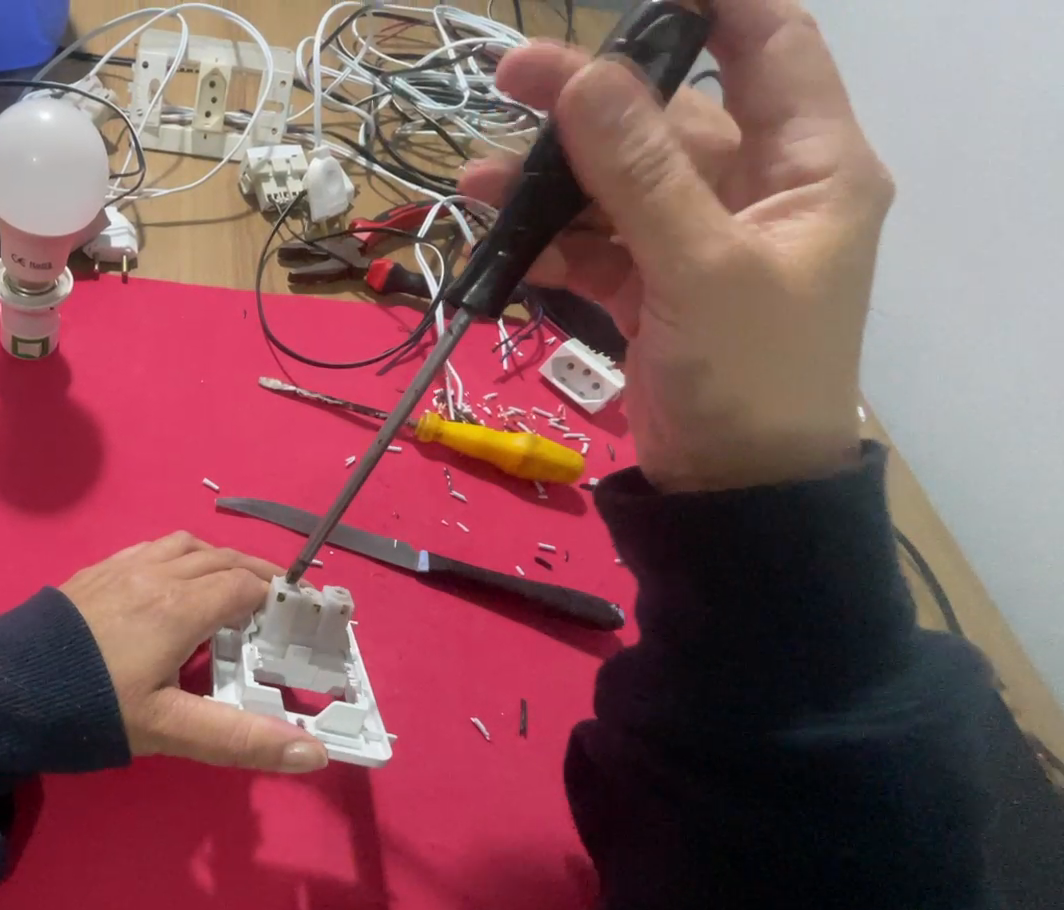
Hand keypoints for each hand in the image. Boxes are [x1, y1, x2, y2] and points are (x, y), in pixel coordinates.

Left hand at [59, 532, 328, 773]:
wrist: (4, 692)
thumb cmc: (91, 708)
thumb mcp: (170, 731)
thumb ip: (241, 739)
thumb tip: (316, 752)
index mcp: (179, 606)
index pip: (244, 585)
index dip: (275, 597)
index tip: (294, 616)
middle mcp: (154, 574)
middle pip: (219, 558)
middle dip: (253, 574)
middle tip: (272, 601)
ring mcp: (119, 569)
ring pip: (182, 545)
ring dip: (214, 558)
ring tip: (226, 585)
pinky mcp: (93, 573)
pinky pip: (148, 548)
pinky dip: (176, 556)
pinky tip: (168, 580)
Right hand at [460, 0, 891, 492]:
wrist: (728, 483)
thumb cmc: (748, 371)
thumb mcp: (699, 266)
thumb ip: (641, 175)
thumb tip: (587, 81)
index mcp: (809, 165)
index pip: (771, 47)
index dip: (710, 7)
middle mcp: (753, 191)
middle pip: (667, 122)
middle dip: (589, 107)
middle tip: (510, 79)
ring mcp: (692, 243)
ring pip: (615, 190)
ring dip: (551, 185)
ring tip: (478, 179)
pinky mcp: (647, 289)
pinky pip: (593, 247)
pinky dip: (548, 243)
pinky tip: (499, 237)